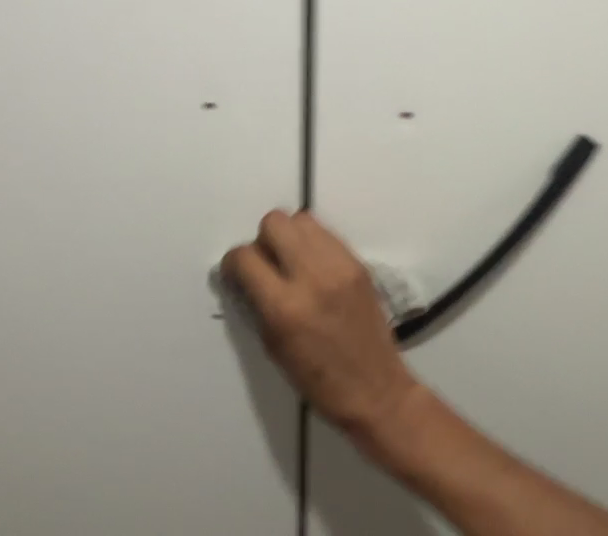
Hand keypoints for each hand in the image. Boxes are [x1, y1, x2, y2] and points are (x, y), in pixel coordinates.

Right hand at [222, 210, 423, 442]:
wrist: (374, 388)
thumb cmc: (317, 381)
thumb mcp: (273, 347)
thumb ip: (256, 304)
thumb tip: (243, 276)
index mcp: (284, 307)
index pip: (245, 257)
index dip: (233, 262)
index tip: (236, 272)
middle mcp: (311, 276)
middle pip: (274, 222)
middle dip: (262, 240)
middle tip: (267, 264)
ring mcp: (339, 265)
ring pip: (302, 219)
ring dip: (289, 235)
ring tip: (292, 262)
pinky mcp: (357, 263)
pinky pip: (326, 234)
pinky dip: (313, 243)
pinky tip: (315, 268)